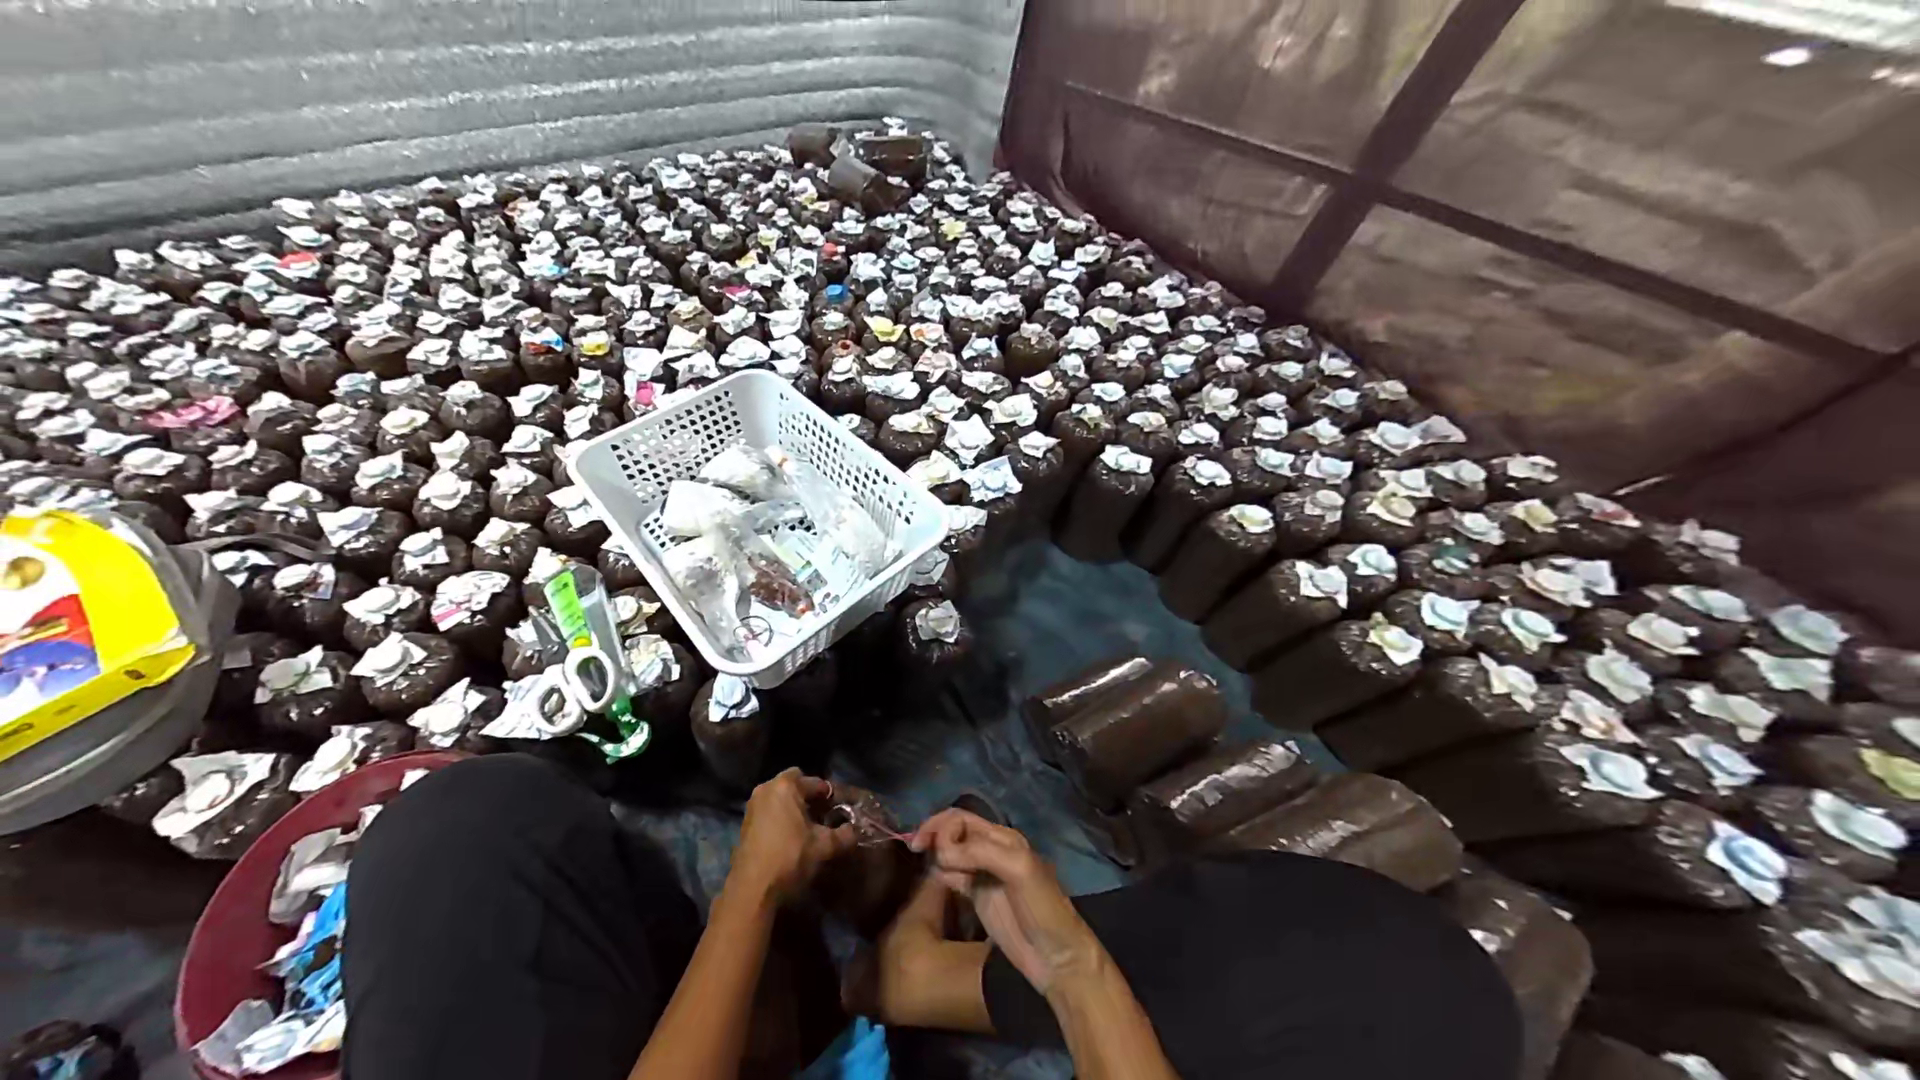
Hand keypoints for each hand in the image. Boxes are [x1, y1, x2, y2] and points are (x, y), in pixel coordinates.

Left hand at [731, 769, 854, 902]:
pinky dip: (780, 820)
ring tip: (809, 830)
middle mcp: (765, 789)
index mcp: (785, 786)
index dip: (829, 796)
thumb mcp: (825, 846)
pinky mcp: (744, 825)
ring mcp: (752, 807)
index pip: (815, 782)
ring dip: (794, 810)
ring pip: (780, 800)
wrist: (752, 891)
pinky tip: (790, 840)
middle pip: (795, 786)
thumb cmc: (791, 858)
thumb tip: (854, 830)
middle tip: (824, 818)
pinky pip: (769, 813)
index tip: (839, 811)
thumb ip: (845, 834)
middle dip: (810, 799)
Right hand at [909, 809, 1103, 996]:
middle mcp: (991, 850)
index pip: (962, 818)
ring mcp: (983, 874)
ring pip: (951, 852)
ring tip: (922, 861)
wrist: (1056, 957)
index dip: (942, 827)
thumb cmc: (1042, 908)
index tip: (929, 847)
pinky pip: (952, 875)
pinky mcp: (978, 896)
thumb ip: (981, 852)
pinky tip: (937, 879)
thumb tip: (943, 851)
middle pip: (954, 831)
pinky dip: (941, 872)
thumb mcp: (1018, 869)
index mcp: (1003, 838)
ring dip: (935, 852)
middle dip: (934, 833)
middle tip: (915, 848)